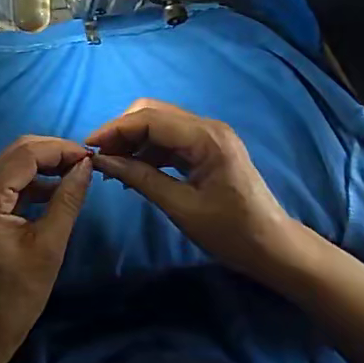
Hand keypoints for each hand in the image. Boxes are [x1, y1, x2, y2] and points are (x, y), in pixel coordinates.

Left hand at [0, 136, 92, 361]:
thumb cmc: (19, 290)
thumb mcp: (50, 244)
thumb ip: (68, 199)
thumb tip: (87, 165)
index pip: (26, 154)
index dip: (61, 150)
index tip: (92, 156)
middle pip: (19, 152)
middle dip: (54, 152)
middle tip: (88, 162)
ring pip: (17, 163)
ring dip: (47, 163)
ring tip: (80, 172)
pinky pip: (14, 180)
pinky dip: (38, 179)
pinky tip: (62, 187)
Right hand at [86, 99, 310, 287]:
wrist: (275, 249)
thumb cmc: (232, 232)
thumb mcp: (181, 208)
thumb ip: (141, 178)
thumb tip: (103, 161)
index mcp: (206, 138)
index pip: (150, 119)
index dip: (115, 129)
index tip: (88, 147)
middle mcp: (208, 127)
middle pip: (153, 113)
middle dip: (122, 131)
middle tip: (100, 157)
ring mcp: (209, 136)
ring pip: (159, 124)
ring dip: (133, 140)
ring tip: (111, 166)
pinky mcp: (208, 149)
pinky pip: (170, 139)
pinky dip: (148, 150)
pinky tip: (133, 169)